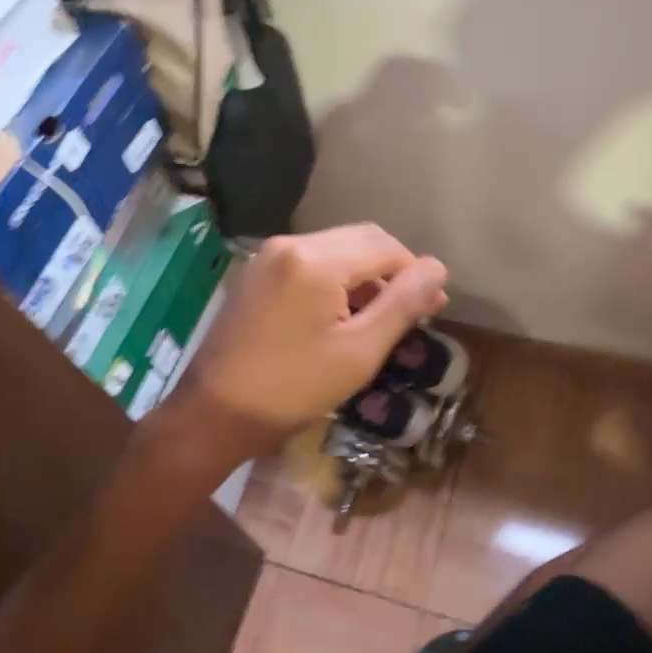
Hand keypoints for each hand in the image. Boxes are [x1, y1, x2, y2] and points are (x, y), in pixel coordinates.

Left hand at [166, 224, 447, 458]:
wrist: (213, 413)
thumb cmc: (293, 388)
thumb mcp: (359, 352)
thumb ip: (402, 304)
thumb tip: (438, 268)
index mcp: (316, 260)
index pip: (387, 247)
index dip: (416, 274)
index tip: (433, 310)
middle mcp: (291, 243)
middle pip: (362, 240)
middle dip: (393, 271)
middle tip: (413, 313)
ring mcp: (268, 256)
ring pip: (337, 249)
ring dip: (365, 276)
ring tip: (380, 319)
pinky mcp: (257, 273)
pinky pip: (310, 262)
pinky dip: (336, 280)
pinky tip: (343, 315)